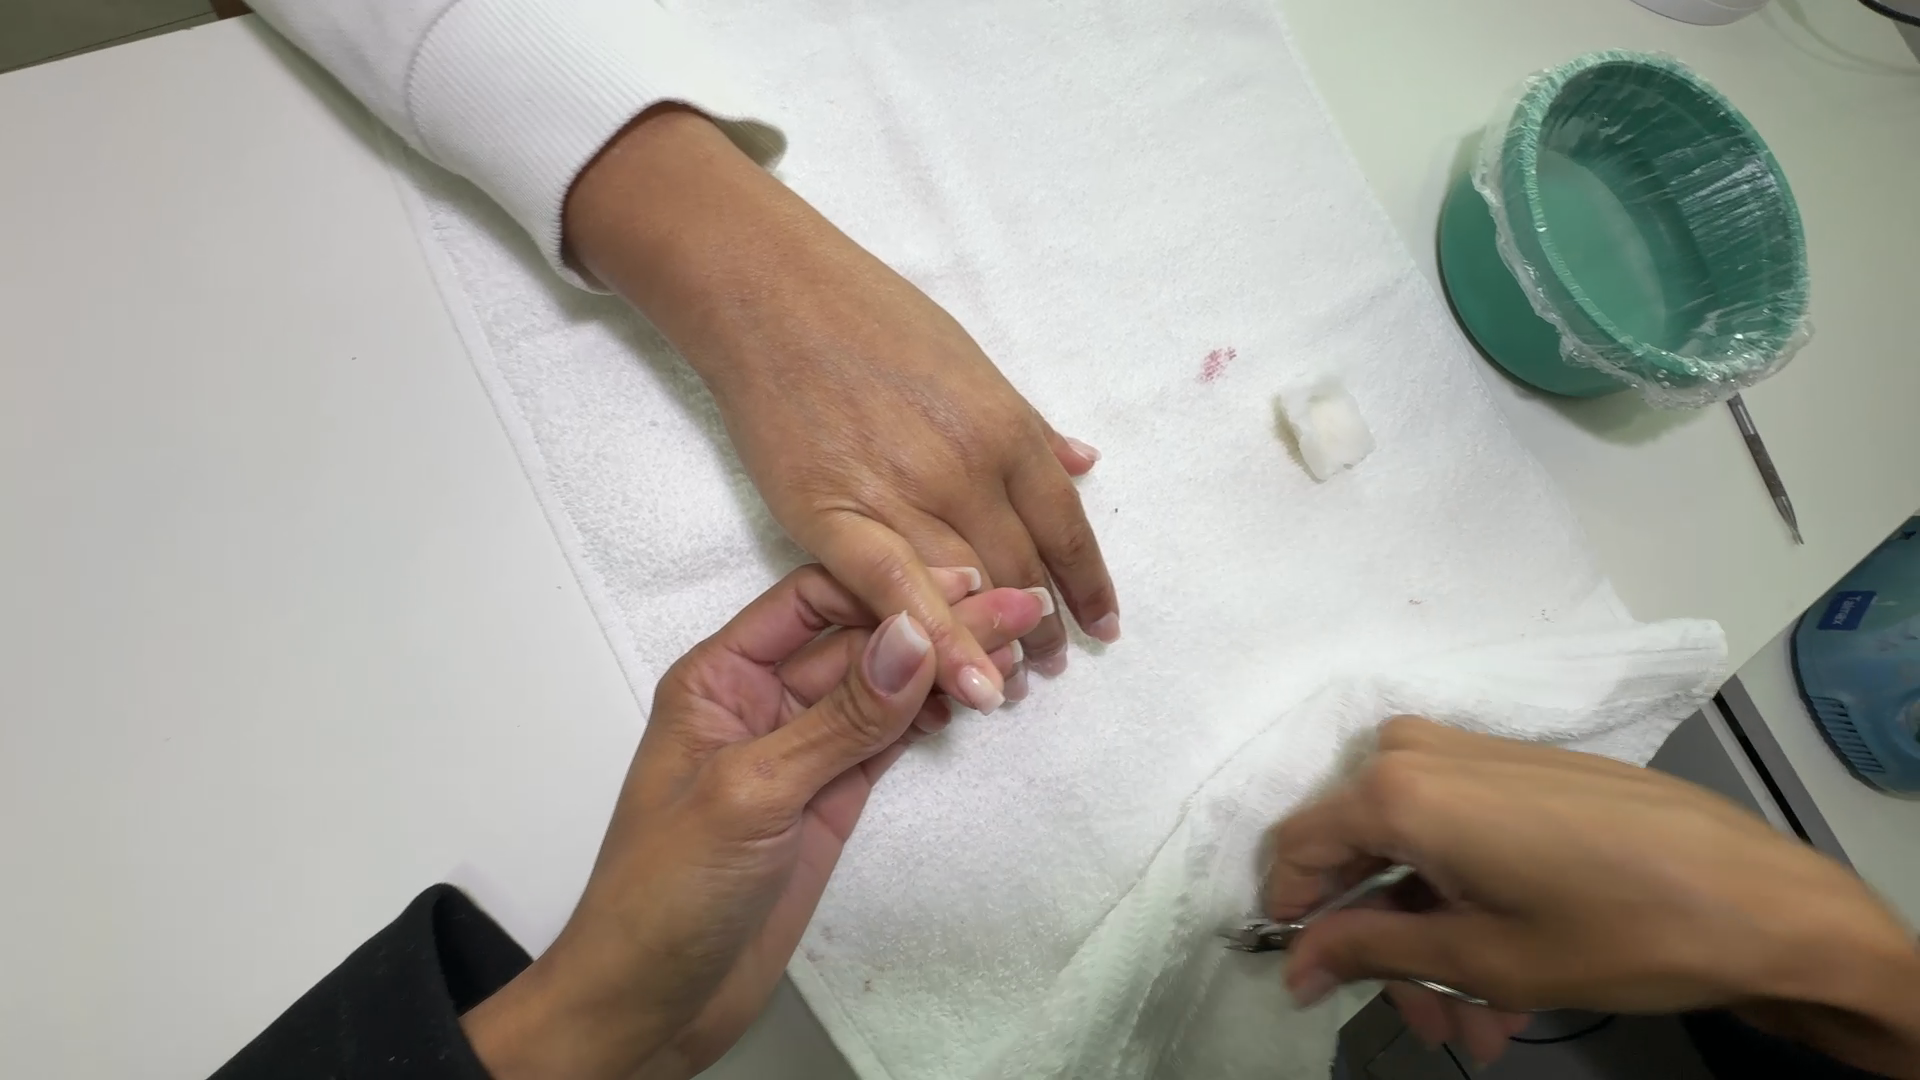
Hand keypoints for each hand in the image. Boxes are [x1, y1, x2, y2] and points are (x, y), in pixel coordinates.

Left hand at [461, 566, 1049, 1079]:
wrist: (656, 1009)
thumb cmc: (667, 894)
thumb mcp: (752, 793)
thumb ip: (841, 716)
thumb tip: (917, 634)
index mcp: (724, 672)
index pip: (815, 600)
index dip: (886, 588)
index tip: (962, 586)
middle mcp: (767, 693)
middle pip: (862, 639)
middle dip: (937, 624)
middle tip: (1020, 607)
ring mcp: (807, 741)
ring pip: (886, 685)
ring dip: (947, 665)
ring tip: (1018, 649)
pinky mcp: (835, 786)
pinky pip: (891, 732)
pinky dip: (934, 711)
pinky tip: (976, 694)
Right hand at [564, 107, 1117, 714]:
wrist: (772, 296)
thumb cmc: (873, 318)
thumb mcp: (971, 361)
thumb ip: (1028, 422)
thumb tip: (1085, 461)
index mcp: (1006, 428)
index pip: (1067, 526)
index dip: (1090, 584)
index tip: (1104, 624)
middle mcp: (968, 469)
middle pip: (1022, 568)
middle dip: (1044, 627)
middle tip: (1052, 667)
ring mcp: (904, 495)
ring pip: (971, 590)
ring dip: (999, 646)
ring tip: (1011, 688)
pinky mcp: (835, 518)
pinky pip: (899, 592)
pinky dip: (941, 645)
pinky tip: (971, 689)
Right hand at [1266, 717, 1919, 1074]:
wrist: (1770, 893)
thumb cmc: (1616, 929)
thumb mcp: (1482, 957)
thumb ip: (1368, 951)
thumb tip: (1293, 966)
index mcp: (1393, 791)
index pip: (1298, 844)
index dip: (1293, 909)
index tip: (1307, 969)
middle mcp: (1408, 751)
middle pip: (1358, 849)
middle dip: (1381, 938)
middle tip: (1427, 1015)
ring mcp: (1456, 746)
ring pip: (1405, 843)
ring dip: (1426, 925)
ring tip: (1481, 1010)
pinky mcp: (1497, 756)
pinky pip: (1444, 819)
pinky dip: (1456, 885)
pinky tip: (1502, 953)